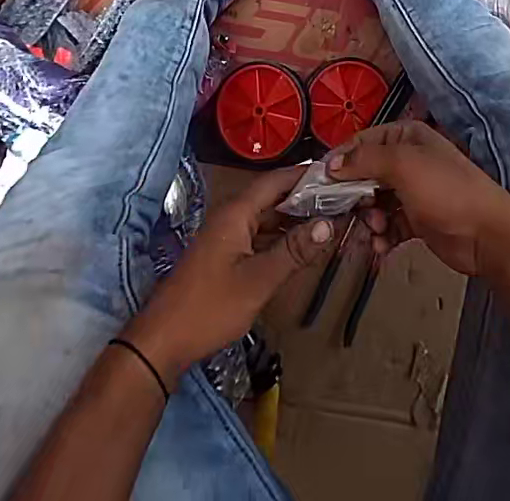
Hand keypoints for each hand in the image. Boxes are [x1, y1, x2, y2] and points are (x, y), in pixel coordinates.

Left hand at [121, 164, 341, 379]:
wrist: (166, 335)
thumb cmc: (210, 306)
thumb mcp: (258, 280)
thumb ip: (293, 251)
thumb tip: (328, 223)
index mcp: (236, 213)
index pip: (275, 181)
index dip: (305, 175)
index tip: (336, 174)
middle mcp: (231, 216)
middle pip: (273, 197)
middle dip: (306, 197)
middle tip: (343, 198)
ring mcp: (228, 235)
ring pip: (267, 217)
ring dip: (296, 218)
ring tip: (332, 218)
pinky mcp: (227, 253)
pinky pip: (260, 235)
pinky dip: (282, 236)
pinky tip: (304, 244)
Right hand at [325, 120, 509, 277]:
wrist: (491, 238)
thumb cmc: (447, 191)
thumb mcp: (402, 165)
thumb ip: (362, 160)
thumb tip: (330, 164)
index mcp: (406, 137)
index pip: (360, 143)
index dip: (340, 160)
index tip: (320, 181)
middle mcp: (407, 160)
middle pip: (363, 174)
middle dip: (353, 195)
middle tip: (344, 211)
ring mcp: (412, 192)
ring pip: (372, 201)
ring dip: (367, 217)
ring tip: (375, 229)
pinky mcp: (417, 221)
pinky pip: (387, 224)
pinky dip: (381, 235)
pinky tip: (381, 245)